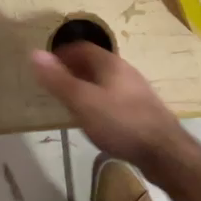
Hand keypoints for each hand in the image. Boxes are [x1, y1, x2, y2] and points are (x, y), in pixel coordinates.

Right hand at [31, 44, 195, 182]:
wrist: (165, 152)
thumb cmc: (120, 122)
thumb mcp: (83, 102)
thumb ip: (58, 80)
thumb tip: (34, 52)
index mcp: (110, 63)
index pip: (82, 47)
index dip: (62, 53)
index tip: (47, 66)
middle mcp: (125, 71)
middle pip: (95, 63)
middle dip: (74, 70)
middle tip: (56, 84)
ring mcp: (137, 91)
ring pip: (106, 81)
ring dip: (88, 86)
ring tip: (73, 102)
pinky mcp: (144, 110)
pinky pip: (116, 97)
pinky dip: (101, 101)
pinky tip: (98, 120)